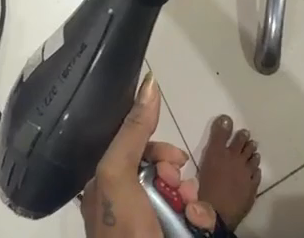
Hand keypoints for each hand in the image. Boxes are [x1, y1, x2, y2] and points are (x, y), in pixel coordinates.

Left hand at [79, 74, 199, 236]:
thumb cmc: (122, 231)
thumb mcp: (117, 175)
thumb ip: (132, 131)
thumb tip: (150, 81)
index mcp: (103, 189)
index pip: (130, 149)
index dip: (153, 146)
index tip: (170, 156)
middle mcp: (125, 206)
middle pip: (159, 168)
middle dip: (175, 171)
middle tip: (178, 184)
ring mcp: (152, 226)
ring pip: (181, 191)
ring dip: (191, 195)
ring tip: (190, 210)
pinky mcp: (177, 235)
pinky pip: (194, 216)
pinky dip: (200, 216)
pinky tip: (198, 222)